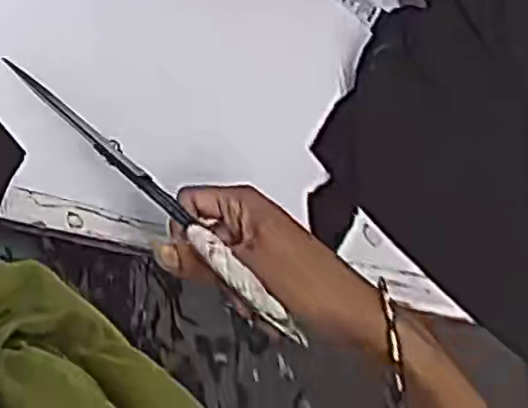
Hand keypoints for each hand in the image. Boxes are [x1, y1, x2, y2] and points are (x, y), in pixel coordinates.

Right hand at [154, 184, 384, 354]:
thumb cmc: (319, 288)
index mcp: (242, 202)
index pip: (187, 203)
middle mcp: (251, 217)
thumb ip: (198, 260)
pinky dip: (249, 298)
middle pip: (204, 236)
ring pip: (222, 263)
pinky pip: (241, 279)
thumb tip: (164, 248)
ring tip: (257, 300)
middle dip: (215, 268)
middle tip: (235, 283)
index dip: (184, 233)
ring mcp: (262, 243)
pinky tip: (268, 309)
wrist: (363, 325)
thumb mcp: (245, 272)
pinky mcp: (271, 268)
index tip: (193, 257)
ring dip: (233, 289)